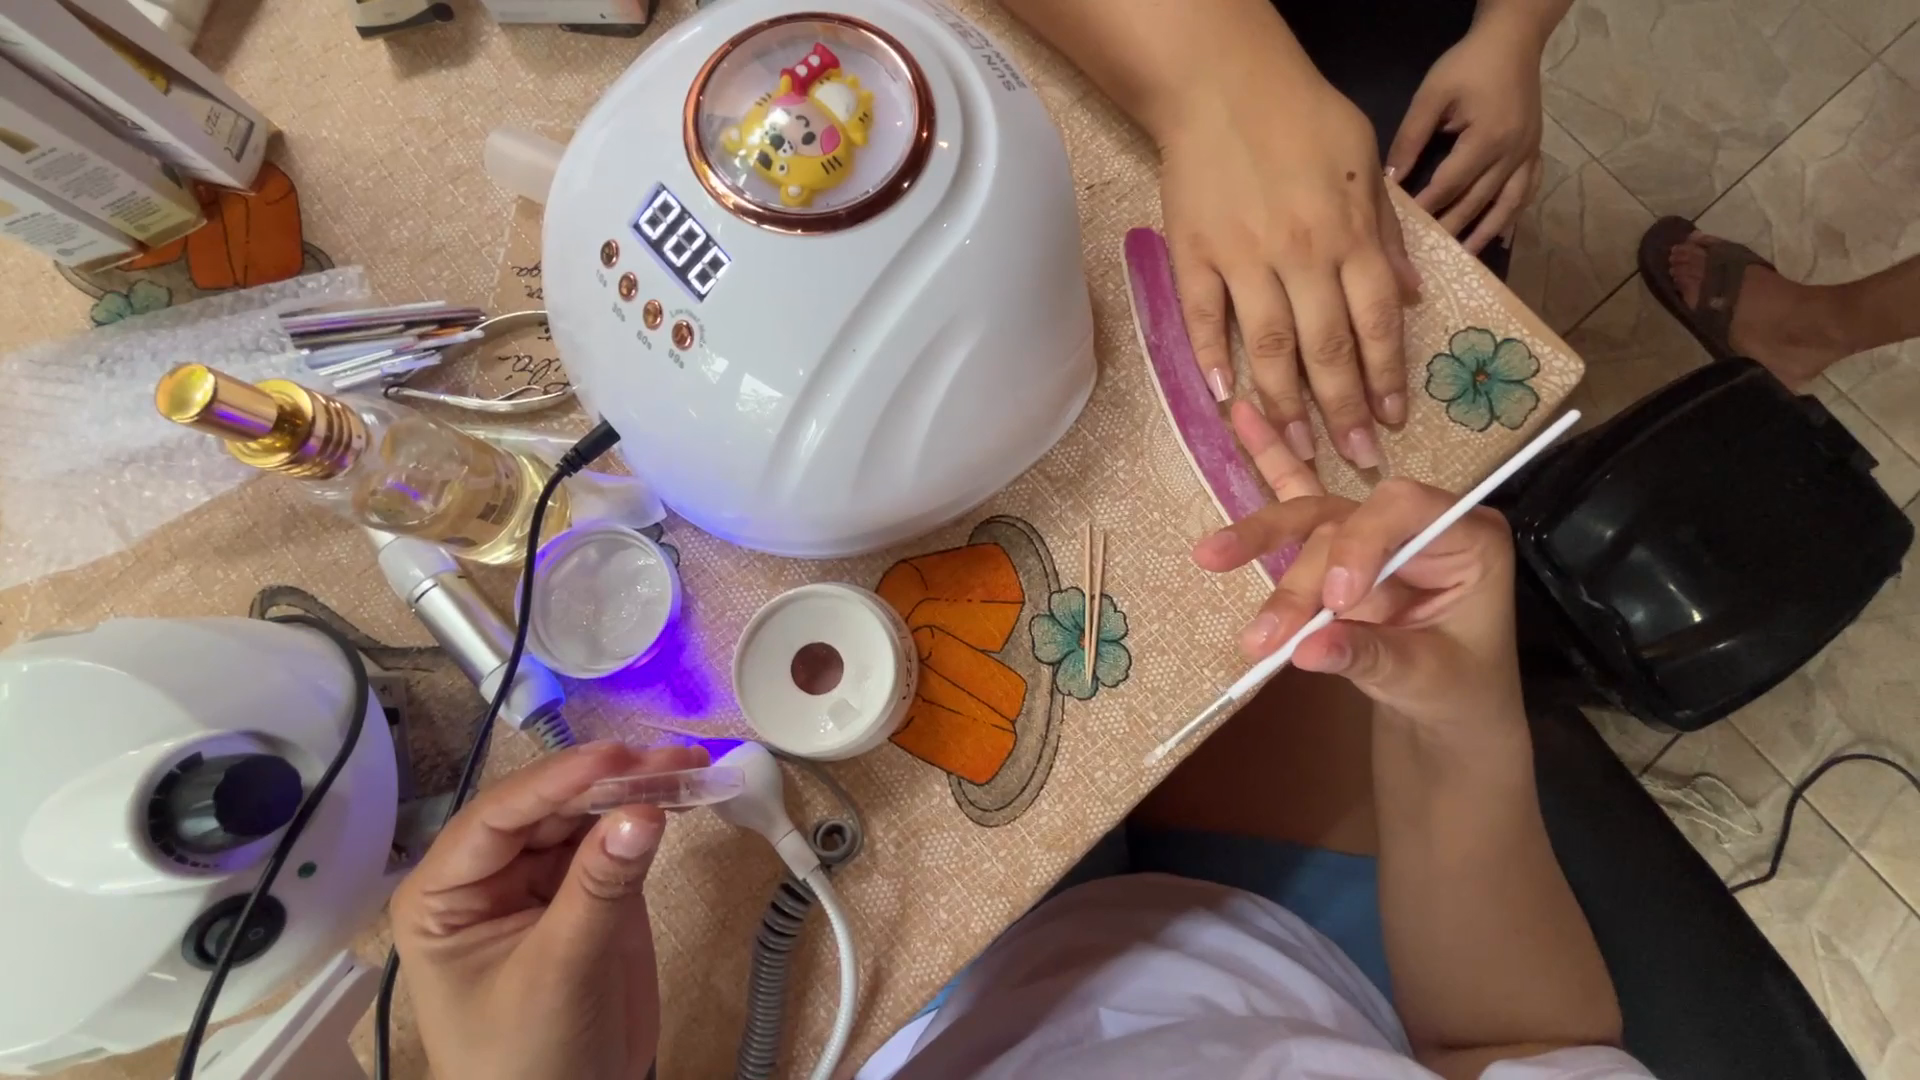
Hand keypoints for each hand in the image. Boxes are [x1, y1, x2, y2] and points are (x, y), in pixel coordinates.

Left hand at [392, 740, 708, 1079]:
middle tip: (676, 760)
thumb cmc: (533, 1060)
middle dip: (613, 778)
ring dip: (641, 786)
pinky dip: (654, 811)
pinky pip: (620, 834)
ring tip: (693, 767)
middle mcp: (494, 872)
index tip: (618, 756)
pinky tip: (687, 793)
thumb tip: (647, 808)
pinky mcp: (593, 883)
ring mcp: (546, 875)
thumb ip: (601, 887)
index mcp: (447, 894)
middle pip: (553, 804)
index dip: (557, 780)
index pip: (499, 816)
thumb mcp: (560, 973)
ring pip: (591, 810)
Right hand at [1158, 74, 1420, 469]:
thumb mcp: (1364, 164)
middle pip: (1327, 349)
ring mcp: (1242, 260)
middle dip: (1343, 410)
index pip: (1375, 323)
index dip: (1386, 377)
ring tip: (1295, 449)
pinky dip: (1213, 358)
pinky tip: (1222, 396)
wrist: (1222, 85)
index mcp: (1348, 233)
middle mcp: (1301, 255)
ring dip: (1284, 405)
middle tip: (1353, 459)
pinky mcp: (1194, 259)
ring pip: (1270, 346)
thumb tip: (1411, 298)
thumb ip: (1386, 235)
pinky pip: (1205, 319)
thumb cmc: (1300, 119)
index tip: (1393, 421)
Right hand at [1192, 402, 1522, 732]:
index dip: (1360, 545)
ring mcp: (1367, 530)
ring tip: (1209, 557)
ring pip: (1305, 516)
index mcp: (1463, 539)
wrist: (1442, 704)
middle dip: (1298, 578)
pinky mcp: (1331, 545)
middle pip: (1340, 523)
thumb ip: (1368, 655)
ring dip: (1256, 540)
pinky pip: (1295, 498)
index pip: (1402, 510)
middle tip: (1266, 634)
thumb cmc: (1455, 690)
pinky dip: (1267, 462)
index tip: (1337, 601)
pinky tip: (1241, 418)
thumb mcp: (1425, 680)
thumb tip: (1304, 648)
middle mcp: (1412, 524)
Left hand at [1386, 15, 1547, 254]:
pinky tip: (1499, 242)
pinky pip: (1525, 194)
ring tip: (1461, 264)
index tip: (1397, 239)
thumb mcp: (1430, 98)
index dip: (1422, 213)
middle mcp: (1512, 153)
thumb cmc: (1467, 65)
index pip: (1447, 188)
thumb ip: (1409, 142)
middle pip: (1475, 204)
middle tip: (1421, 265)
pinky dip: (1511, 220)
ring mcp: (1528, 154)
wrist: (1514, 38)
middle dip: (1448, 233)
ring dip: (1482, 236)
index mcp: (1486, 139)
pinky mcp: (1534, 152)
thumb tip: (1387, 184)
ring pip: (1505, 206)